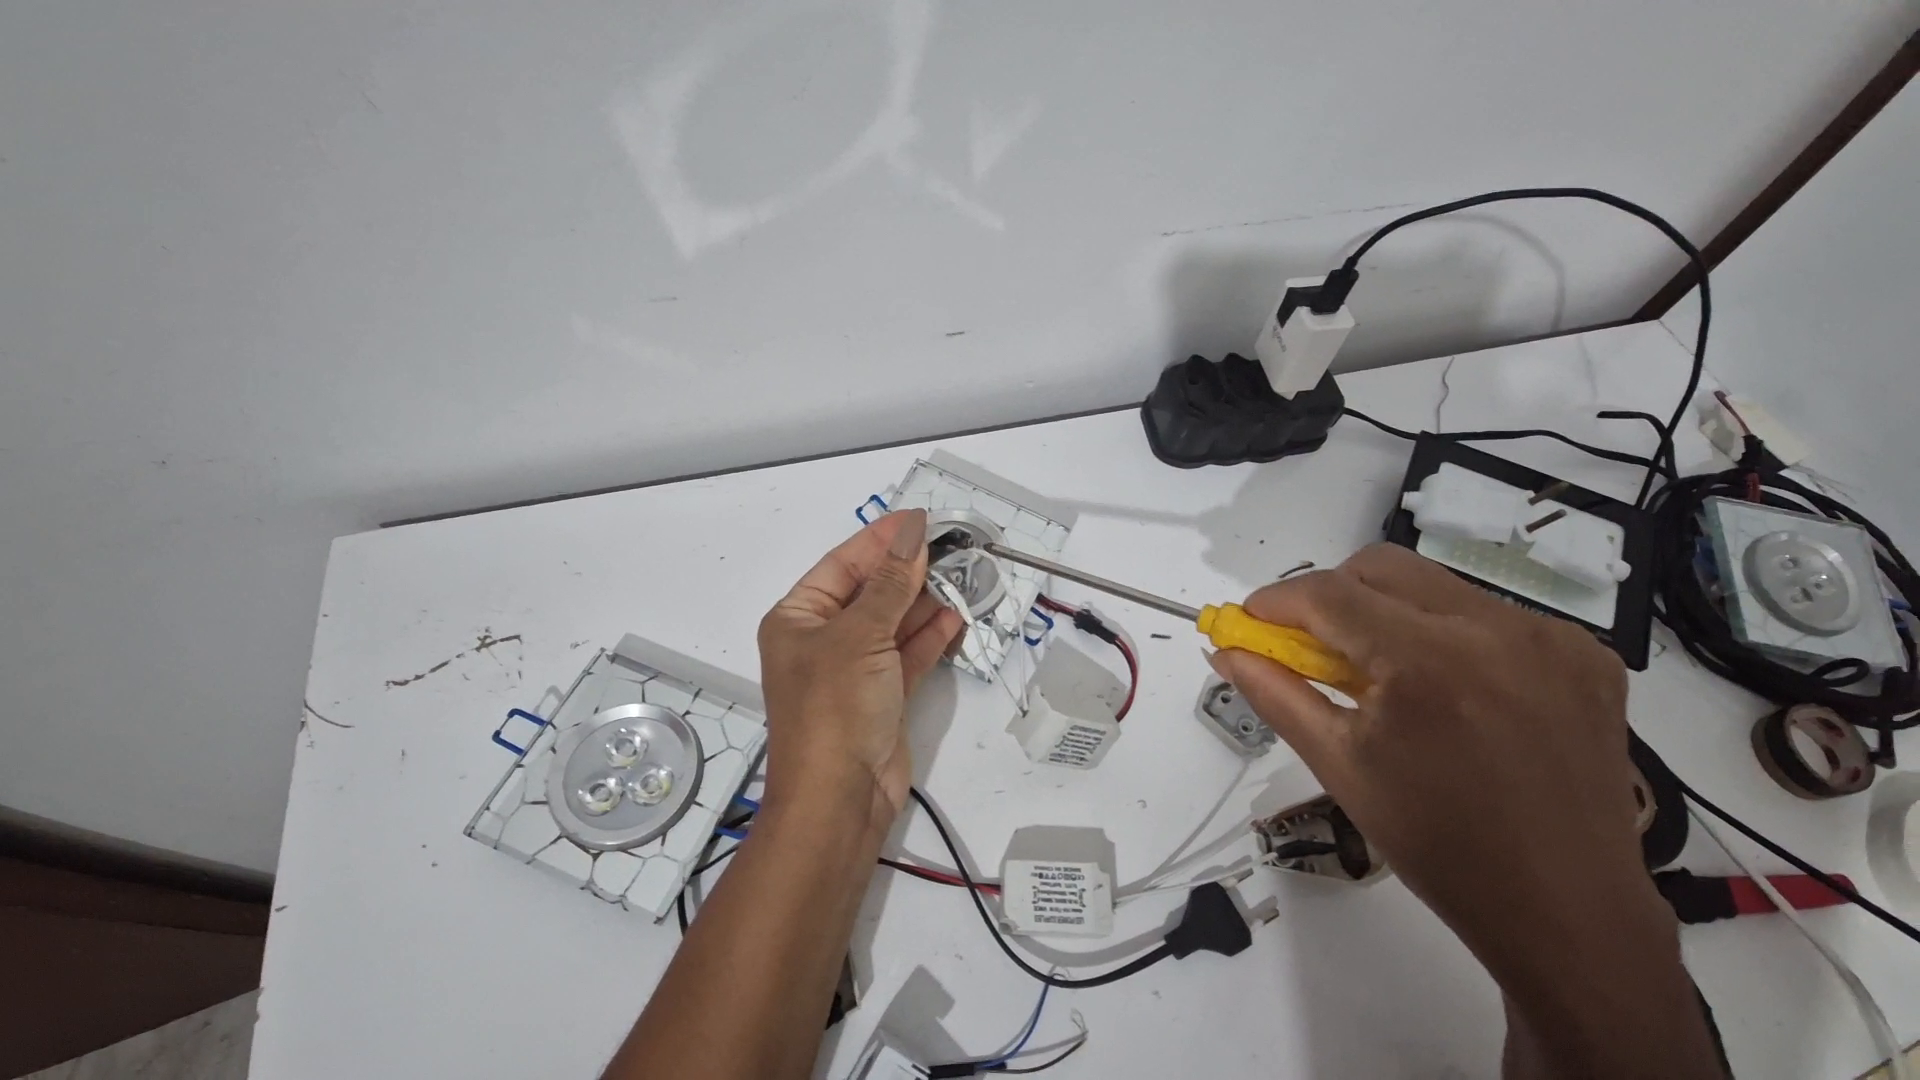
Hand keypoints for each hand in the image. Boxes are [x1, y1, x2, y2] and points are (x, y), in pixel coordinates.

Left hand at [757, 509, 964, 828]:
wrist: (840, 798)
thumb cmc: (835, 707)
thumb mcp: (861, 637)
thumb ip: (891, 585)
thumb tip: (912, 535)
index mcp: (798, 618)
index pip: (843, 565)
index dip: (881, 540)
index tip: (920, 519)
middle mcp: (822, 639)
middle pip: (870, 591)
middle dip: (908, 570)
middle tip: (953, 544)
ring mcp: (853, 669)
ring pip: (893, 622)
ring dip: (925, 601)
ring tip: (963, 573)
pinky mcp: (881, 694)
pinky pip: (907, 654)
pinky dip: (930, 636)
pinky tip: (956, 615)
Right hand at [1208, 544, 1650, 958]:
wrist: (1566, 909)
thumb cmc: (1437, 844)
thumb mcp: (1340, 766)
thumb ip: (1275, 694)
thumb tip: (1226, 650)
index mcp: (1428, 663)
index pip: (1329, 594)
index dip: (1276, 601)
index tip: (1250, 622)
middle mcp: (1494, 630)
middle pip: (1383, 568)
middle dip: (1332, 594)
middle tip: (1314, 646)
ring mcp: (1550, 638)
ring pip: (1437, 585)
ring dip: (1391, 613)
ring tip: (1388, 675)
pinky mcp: (1586, 654)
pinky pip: (1492, 615)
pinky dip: (1451, 635)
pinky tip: (1453, 690)